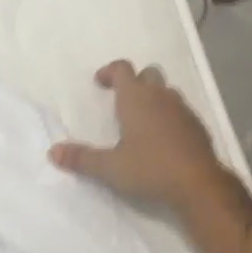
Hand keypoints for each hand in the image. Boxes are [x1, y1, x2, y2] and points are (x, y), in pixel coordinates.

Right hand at [48, 60, 235, 211]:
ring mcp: (182, 108)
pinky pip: (180, 110)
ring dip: (154, 97)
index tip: (100, 83)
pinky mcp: (197, 125)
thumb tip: (53, 152)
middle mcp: (160, 95)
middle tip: (122, 100)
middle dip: (134, 82)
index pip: (123, 68)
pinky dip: (170, 115)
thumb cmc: (150, 169)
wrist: (198, 183)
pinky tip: (165, 138)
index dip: (110, 71)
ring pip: (166, 91)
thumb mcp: (110, 168)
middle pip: (148, 74)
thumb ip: (82, 159)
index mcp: (136, 98)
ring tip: (142, 120)